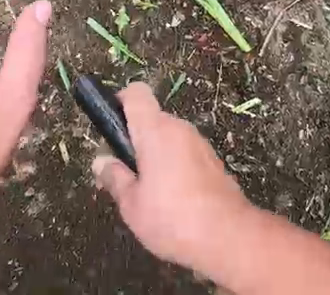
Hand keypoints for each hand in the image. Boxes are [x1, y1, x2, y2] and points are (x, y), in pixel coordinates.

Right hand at [92, 82, 253, 269]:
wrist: (228, 235)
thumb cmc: (173, 218)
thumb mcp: (132, 205)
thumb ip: (115, 178)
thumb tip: (101, 161)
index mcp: (155, 131)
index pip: (136, 93)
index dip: (120, 101)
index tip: (111, 127)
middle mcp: (178, 128)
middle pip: (151, 120)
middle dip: (135, 141)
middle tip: (125, 176)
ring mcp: (199, 142)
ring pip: (168, 138)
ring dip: (155, 156)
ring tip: (148, 194)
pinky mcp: (212, 159)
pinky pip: (184, 152)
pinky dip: (174, 165)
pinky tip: (173, 200)